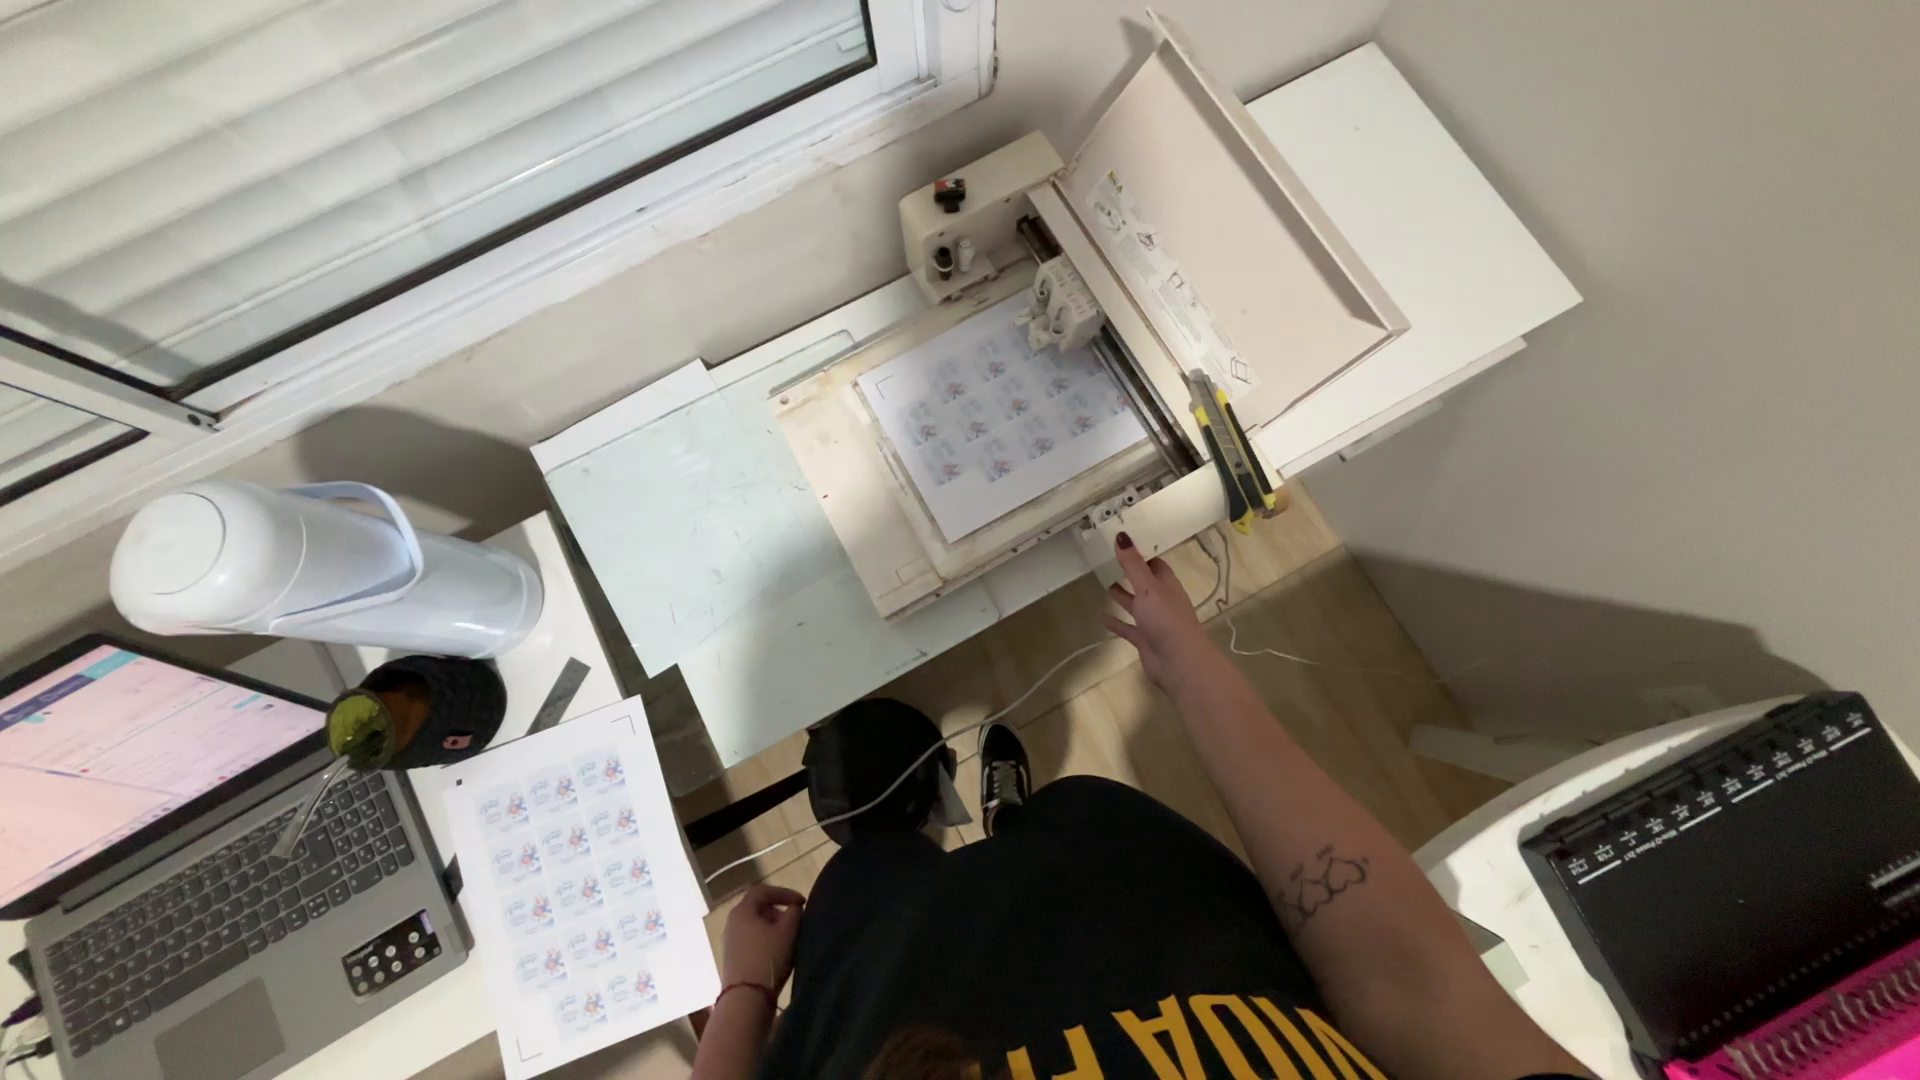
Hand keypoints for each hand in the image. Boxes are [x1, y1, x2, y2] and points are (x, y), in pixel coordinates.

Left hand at [720, 884, 805, 990]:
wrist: (746, 1000)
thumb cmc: (767, 958)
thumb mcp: (788, 932)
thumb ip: (794, 913)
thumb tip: (793, 909)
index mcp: (742, 911)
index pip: (763, 891)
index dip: (784, 892)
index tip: (801, 903)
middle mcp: (732, 923)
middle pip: (757, 907)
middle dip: (778, 910)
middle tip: (795, 919)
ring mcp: (730, 942)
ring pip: (754, 925)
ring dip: (773, 927)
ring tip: (789, 937)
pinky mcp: (733, 959)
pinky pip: (751, 940)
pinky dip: (765, 940)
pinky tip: (777, 952)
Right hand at [1103, 532, 1224, 696]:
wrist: (1179, 663)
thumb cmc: (1167, 620)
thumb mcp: (1148, 588)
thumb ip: (1133, 565)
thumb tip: (1121, 536)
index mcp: (1167, 585)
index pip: (1155, 564)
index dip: (1141, 553)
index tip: (1124, 543)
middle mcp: (1162, 601)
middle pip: (1145, 583)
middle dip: (1130, 573)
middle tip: (1109, 560)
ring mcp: (1154, 621)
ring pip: (1136, 604)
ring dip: (1123, 595)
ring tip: (1104, 583)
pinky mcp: (1145, 640)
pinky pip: (1129, 628)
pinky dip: (1117, 623)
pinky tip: (1103, 618)